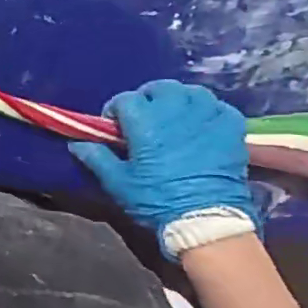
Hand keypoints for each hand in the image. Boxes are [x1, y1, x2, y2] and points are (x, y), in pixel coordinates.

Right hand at [69, 80, 255, 255]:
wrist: (204, 219)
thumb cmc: (155, 200)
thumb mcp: (118, 183)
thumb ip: (96, 158)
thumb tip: (77, 143)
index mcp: (145, 122)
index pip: (125, 99)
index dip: (115, 110)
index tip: (113, 128)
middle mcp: (177, 110)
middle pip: (159, 88)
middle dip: (146, 99)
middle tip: (142, 120)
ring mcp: (207, 115)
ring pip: (190, 91)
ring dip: (176, 101)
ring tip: (171, 120)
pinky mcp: (231, 125)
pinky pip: (216, 105)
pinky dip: (204, 111)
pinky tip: (198, 127)